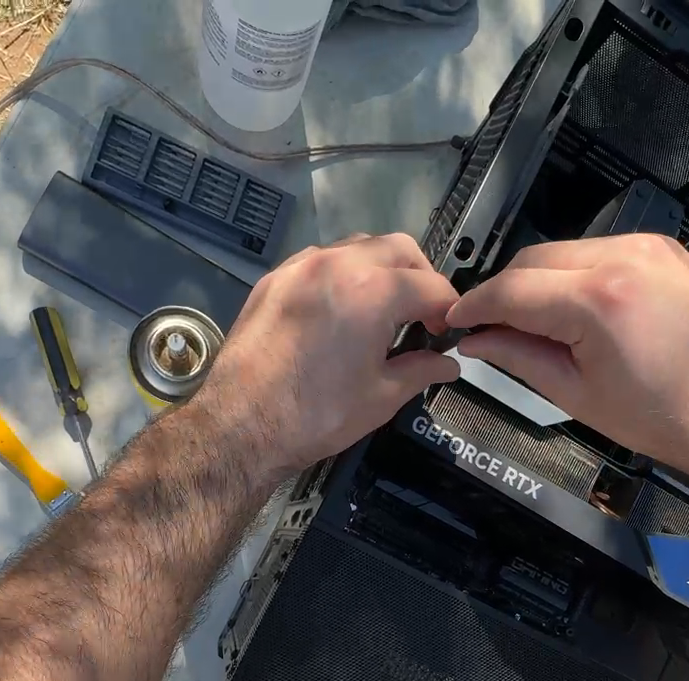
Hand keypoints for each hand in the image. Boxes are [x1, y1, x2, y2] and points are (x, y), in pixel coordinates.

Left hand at [193, 233, 460, 473]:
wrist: (241, 426)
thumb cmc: (317, 416)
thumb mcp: (381, 397)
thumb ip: (421, 371)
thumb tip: (448, 364)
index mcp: (372, 291)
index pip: (431, 287)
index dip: (448, 311)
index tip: (446, 334)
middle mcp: (337, 264)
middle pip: (399, 249)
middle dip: (420, 278)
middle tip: (422, 317)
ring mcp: (300, 266)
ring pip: (358, 247)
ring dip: (381, 270)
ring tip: (384, 311)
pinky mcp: (274, 279)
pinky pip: (322, 261)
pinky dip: (344, 275)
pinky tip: (343, 311)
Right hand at [445, 234, 688, 506]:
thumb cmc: (662, 417)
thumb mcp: (576, 396)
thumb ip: (518, 358)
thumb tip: (475, 341)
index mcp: (598, 301)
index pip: (511, 289)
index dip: (473, 306)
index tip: (453, 321)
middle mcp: (623, 257)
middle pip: (533, 259)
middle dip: (503, 291)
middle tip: (488, 328)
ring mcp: (648, 246)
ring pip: (563, 250)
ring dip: (537, 281)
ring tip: (531, 323)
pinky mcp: (664, 248)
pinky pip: (597, 250)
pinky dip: (572, 274)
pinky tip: (570, 309)